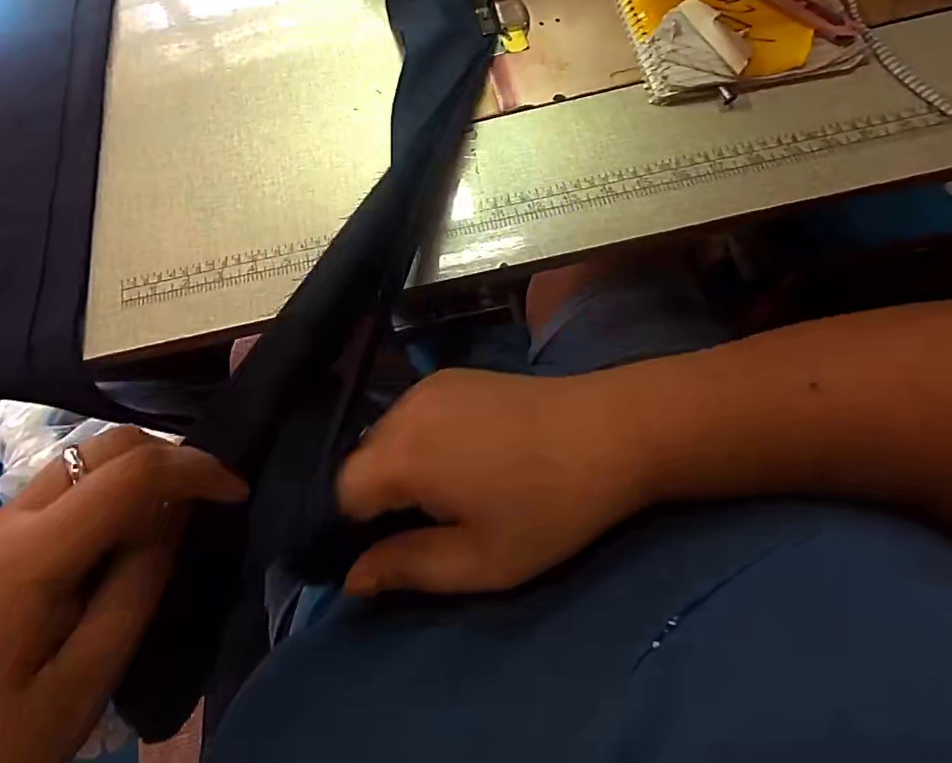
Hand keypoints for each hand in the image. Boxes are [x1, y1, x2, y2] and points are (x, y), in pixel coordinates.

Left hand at [0, 429, 246, 762]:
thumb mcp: (85, 678)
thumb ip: (139, 582)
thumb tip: (178, 511)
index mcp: (24, 557)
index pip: (130, 472)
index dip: (196, 469)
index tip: (239, 493)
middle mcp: (2, 522)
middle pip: (105, 445)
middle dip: (170, 457)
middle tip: (209, 498)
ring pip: (83, 460)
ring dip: (140, 472)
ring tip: (173, 516)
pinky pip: (62, 489)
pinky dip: (110, 492)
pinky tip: (125, 536)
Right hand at [336, 367, 647, 596]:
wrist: (610, 430)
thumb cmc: (548, 506)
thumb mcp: (481, 560)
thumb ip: (407, 568)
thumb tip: (351, 578)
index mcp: (404, 454)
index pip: (341, 491)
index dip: (353, 526)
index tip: (391, 547)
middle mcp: (406, 408)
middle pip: (362, 459)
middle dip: (379, 496)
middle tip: (428, 525)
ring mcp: (431, 383)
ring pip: (387, 433)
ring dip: (401, 464)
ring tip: (451, 490)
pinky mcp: (455, 373)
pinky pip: (414, 411)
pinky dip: (421, 436)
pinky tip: (466, 454)